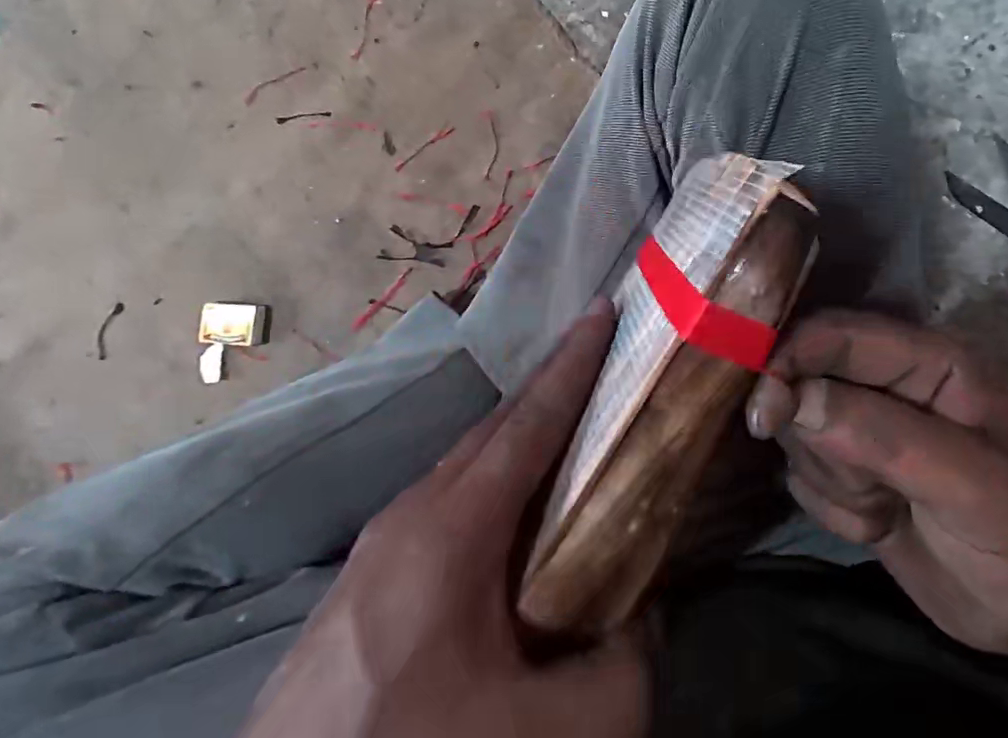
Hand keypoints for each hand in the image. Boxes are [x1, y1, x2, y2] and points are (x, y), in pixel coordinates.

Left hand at [241, 301, 646, 737]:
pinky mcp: (364, 575)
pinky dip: (484, 487)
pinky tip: (504, 520)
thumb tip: (643, 619)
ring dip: (514, 441)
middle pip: (492, 431)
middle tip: (593, 365)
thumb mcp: (550, 730)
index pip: (528, 422)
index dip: (571, 364)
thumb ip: (621, 672)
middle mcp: (410, 513)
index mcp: (451, 528)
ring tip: (561, 435)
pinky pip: (438, 503)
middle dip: (546, 390)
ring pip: (461, 466)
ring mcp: (379, 541)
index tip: (600, 311)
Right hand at [745, 310, 1007, 665]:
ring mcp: (861, 430)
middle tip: (864, 485)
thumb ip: (882, 435)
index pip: (833, 333)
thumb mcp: (974, 486)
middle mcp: (883, 384)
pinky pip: (800, 476)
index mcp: (924, 362)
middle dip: (817, 439)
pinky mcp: (846, 473)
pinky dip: (833, 509)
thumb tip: (791, 397)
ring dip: (831, 480)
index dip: (790, 358)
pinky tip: (879, 525)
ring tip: (886, 509)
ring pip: (794, 433)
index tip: (765, 408)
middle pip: (800, 381)